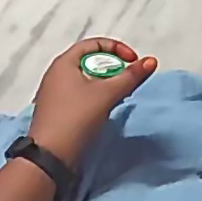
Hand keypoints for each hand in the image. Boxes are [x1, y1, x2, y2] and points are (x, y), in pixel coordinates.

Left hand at [28, 38, 157, 166]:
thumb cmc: (77, 118)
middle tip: (126, 80)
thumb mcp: (107, 94)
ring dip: (105, 83)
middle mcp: (56, 74)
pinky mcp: (57, 110)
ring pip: (85, 79)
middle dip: (112, 66)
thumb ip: (130, 76)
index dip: (116, 48)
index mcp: (64, 63)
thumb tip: (151, 60)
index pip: (93, 43)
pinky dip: (95, 95)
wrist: (50, 157)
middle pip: (89, 60)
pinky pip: (79, 94)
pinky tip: (103, 110)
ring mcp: (54, 93)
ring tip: (118, 95)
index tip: (133, 62)